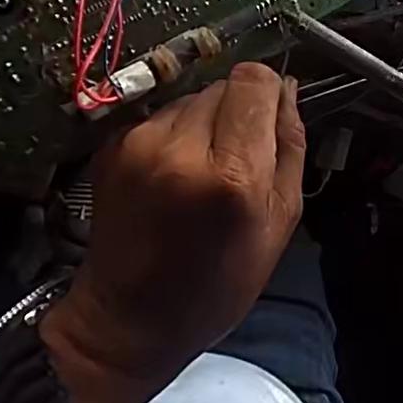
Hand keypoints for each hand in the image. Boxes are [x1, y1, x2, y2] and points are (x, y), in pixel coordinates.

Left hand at [40, 62, 306, 402]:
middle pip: (224, 85)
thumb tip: (288, 89)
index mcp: (232, 175)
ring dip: (206, 121)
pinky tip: (174, 173)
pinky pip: (162, 115)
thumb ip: (291, 145)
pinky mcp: (112, 146)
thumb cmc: (219, 281)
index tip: (269, 114)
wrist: (128, 321)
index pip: (253, 81)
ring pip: (193, 97)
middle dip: (238, 111)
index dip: (268, 91)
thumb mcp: (281, 220)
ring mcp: (139, 145)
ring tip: (202, 168)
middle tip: (237, 155)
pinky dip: (176, 134)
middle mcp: (180, 149)